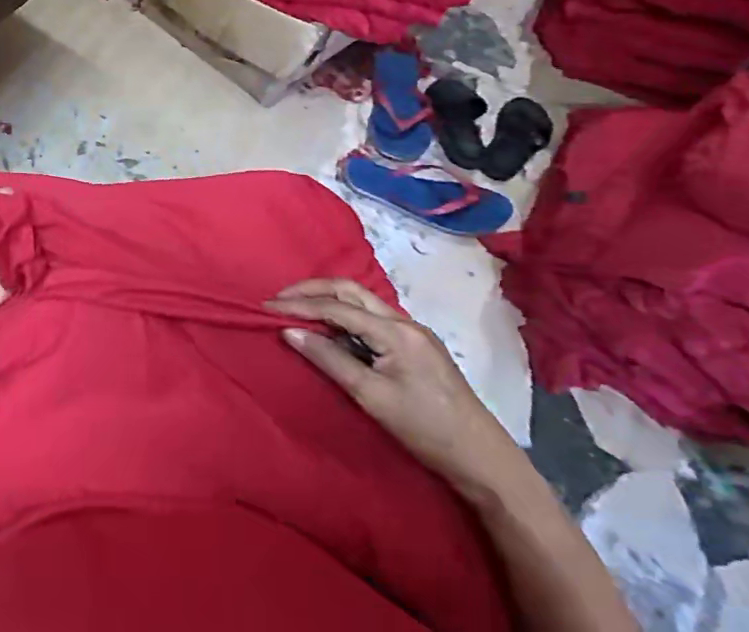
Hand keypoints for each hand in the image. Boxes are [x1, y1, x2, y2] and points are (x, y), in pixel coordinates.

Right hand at [266, 278, 525, 495]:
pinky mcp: (415, 345)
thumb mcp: (371, 397)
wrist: (482, 457)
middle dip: (311, 290)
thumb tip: (290, 332)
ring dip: (327, 301)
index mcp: (395, 331)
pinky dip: (345, 318)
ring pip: (362, 302)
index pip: (337, 307)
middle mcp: (404, 321)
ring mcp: (412, 332)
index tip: (266, 308)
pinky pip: (372, 319)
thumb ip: (330, 360)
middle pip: (350, 290)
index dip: (298, 305)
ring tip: (297, 312)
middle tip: (278, 300)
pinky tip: (330, 331)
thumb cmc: (425, 430)